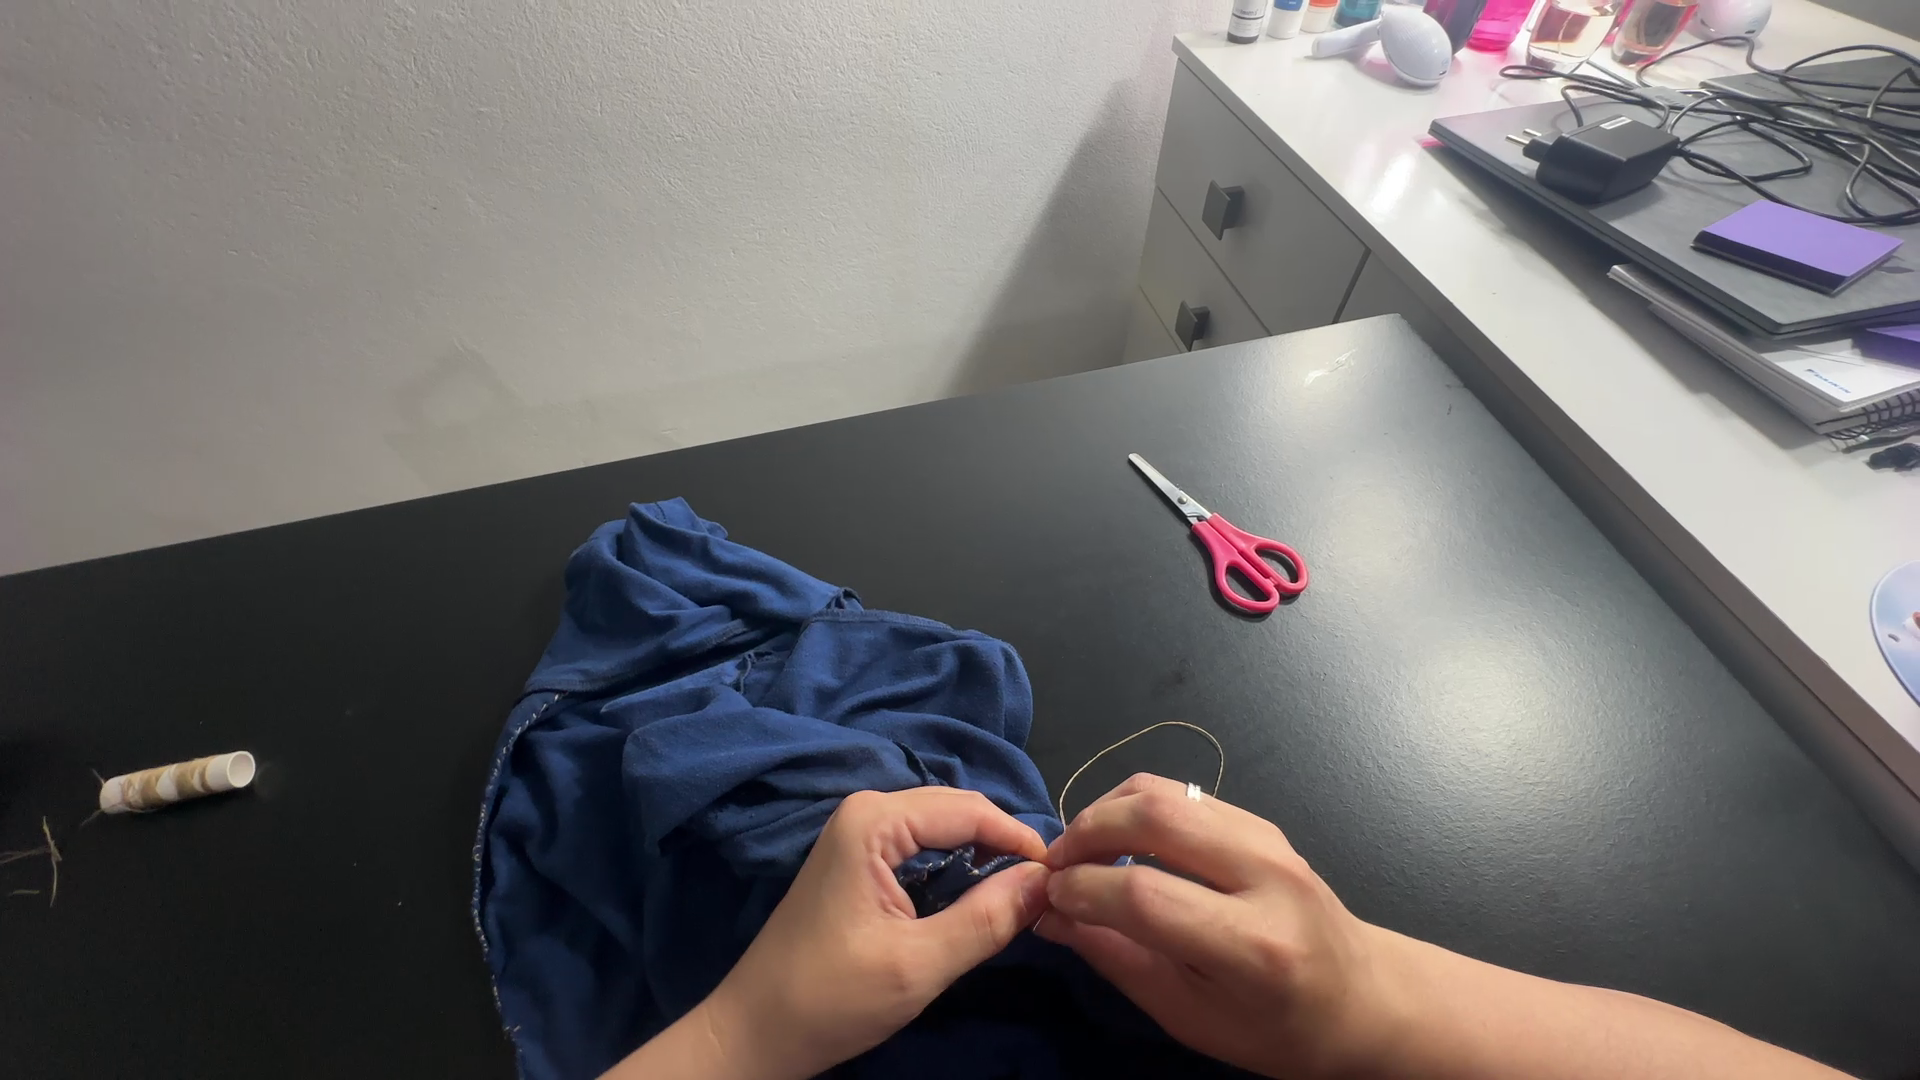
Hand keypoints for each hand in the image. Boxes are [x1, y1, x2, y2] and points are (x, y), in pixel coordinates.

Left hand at [679, 787, 1051, 1079]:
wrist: (754, 1032)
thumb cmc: (830, 998)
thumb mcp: (917, 966)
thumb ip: (986, 918)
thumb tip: (1045, 881)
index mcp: (875, 819)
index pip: (968, 810)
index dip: (1018, 838)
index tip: (1060, 876)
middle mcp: (868, 809)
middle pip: (956, 810)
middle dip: (1002, 842)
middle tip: (1045, 887)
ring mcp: (861, 829)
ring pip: (943, 826)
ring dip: (982, 853)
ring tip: (1021, 891)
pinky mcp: (860, 853)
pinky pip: (923, 844)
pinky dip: (956, 863)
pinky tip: (976, 892)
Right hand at [1035, 773, 1392, 1079]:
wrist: (1362, 998)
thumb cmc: (1275, 1028)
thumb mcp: (1191, 1016)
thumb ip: (1116, 958)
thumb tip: (1050, 914)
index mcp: (1254, 947)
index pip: (1146, 896)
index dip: (1083, 889)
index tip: (1049, 895)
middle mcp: (1265, 875)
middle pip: (1154, 819)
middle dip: (1087, 832)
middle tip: (1056, 861)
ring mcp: (1265, 836)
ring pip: (1162, 792)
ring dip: (1104, 810)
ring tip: (1080, 845)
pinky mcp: (1257, 818)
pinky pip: (1178, 790)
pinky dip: (1131, 804)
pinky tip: (1117, 834)